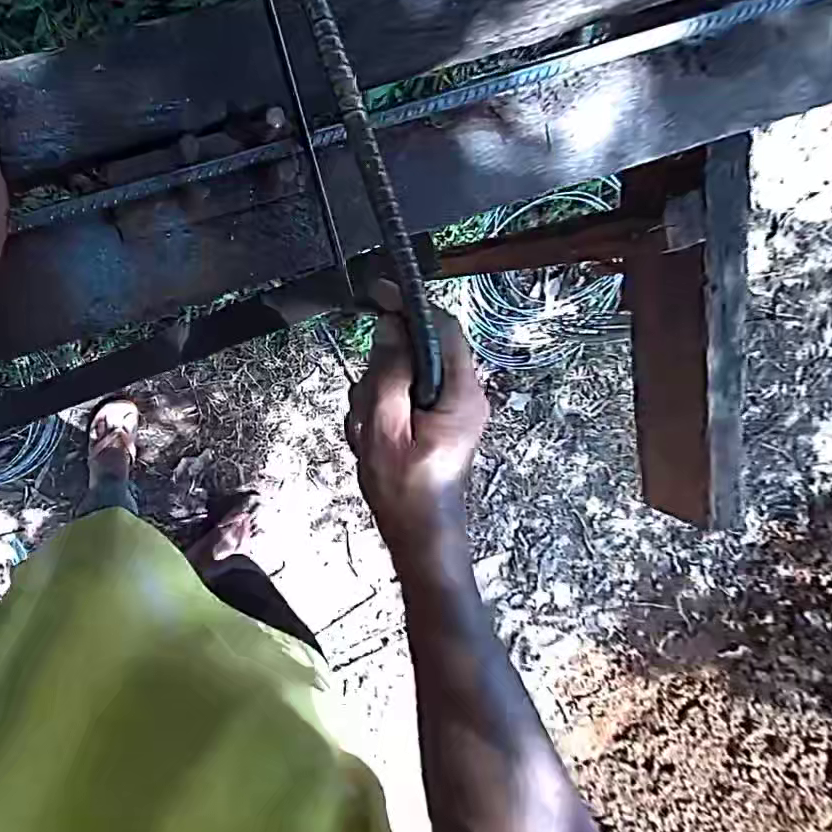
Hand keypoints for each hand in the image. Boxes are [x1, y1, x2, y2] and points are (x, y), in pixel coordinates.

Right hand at [346, 306, 488, 545]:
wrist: (422, 536)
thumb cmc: (404, 490)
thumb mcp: (384, 430)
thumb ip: (388, 376)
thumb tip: (389, 329)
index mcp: (461, 394)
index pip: (442, 328)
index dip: (409, 307)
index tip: (376, 295)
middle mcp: (466, 394)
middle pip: (421, 350)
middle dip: (384, 368)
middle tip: (365, 405)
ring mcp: (454, 408)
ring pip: (408, 373)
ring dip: (379, 393)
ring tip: (368, 430)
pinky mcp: (441, 419)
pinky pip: (407, 395)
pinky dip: (384, 407)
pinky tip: (374, 436)